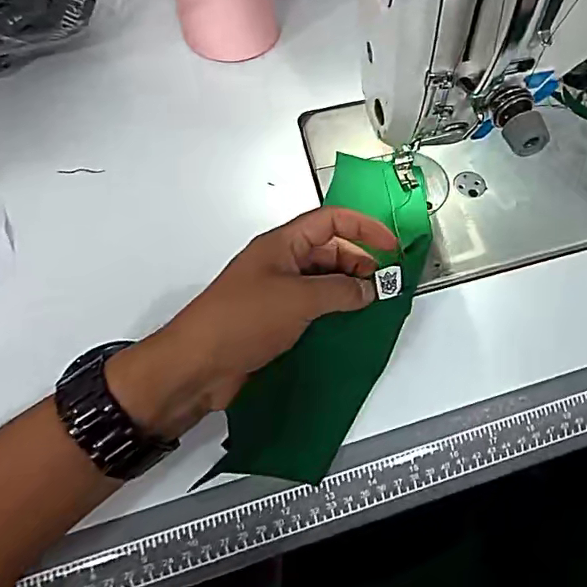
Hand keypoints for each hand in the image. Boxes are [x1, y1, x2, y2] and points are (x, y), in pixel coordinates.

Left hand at [105, 206, 398, 438]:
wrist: (196, 366)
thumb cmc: (236, 321)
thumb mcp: (299, 300)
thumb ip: (340, 291)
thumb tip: (366, 289)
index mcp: (282, 244)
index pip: (331, 220)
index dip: (363, 226)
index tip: (390, 243)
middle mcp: (280, 263)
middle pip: (329, 250)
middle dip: (359, 262)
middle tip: (383, 283)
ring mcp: (277, 292)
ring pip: (323, 281)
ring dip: (347, 290)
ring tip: (370, 306)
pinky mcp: (274, 320)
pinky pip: (312, 308)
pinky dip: (333, 312)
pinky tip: (347, 326)